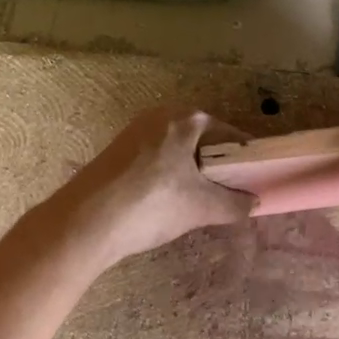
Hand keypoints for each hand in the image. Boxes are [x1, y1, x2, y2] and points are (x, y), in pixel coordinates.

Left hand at [44, 105, 257, 266]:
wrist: (84, 222)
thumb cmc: (152, 203)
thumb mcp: (202, 207)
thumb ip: (235, 203)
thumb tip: (254, 202)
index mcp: (185, 118)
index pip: (229, 134)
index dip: (245, 158)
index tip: (254, 181)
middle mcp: (160, 116)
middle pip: (201, 140)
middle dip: (216, 167)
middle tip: (227, 195)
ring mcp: (133, 132)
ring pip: (176, 151)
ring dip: (190, 174)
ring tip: (197, 204)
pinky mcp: (115, 153)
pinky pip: (154, 160)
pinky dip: (166, 178)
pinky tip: (164, 204)